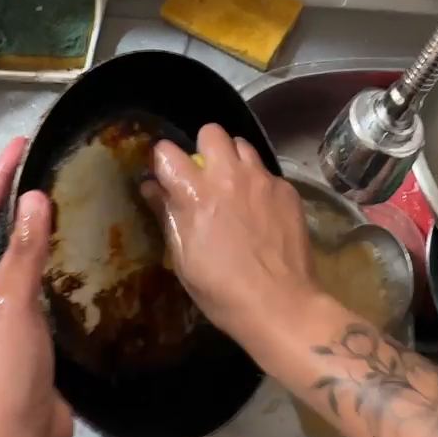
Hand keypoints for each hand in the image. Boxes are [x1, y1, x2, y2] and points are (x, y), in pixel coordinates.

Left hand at [0, 137, 72, 436]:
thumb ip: (20, 253)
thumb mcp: (7, 309)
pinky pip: (39, 290)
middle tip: (44, 168)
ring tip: (64, 200)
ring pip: (18, 265)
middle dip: (15, 204)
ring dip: (37, 234)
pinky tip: (74, 254)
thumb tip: (32, 199)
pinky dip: (54, 266)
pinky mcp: (27, 342)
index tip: (17, 148)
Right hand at [139, 124, 320, 344]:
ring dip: (234, 160)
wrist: (280, 305)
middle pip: (212, 131)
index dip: (163, 160)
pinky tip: (261, 211)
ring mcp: (261, 179)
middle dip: (205, 147)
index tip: (166, 174)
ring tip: (235, 187)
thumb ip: (167, 214)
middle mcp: (229, 175)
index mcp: (197, 194)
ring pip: (243, 145)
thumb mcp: (183, 259)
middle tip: (206, 174)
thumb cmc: (222, 290)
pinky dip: (259, 185)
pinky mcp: (286, 188)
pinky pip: (267, 172)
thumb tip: (151, 186)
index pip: (167, 151)